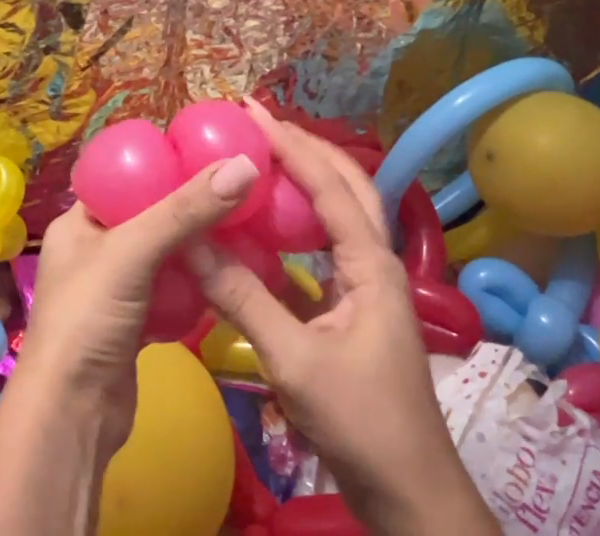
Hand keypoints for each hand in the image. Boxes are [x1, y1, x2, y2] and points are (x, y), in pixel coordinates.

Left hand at [19, 154, 262, 450]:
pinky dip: (199, 286)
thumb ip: (186, 211)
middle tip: (243, 192)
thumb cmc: (88, 320)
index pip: (126, 178)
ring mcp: (116, 289)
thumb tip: (244, 165)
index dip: (168, 164)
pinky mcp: (136, 323)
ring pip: (167, 256)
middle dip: (194, 208)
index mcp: (78, 221)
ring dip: (201, 248)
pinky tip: (233, 276)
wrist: (73, 414)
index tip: (215, 155)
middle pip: (152, 216)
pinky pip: (174, 292)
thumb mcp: (133, 253)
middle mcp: (94, 250)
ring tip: (248, 227)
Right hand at [186, 102, 498, 534]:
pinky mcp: (354, 310)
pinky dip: (298, 224)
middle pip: (346, 186)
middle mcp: (375, 264)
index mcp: (371, 266)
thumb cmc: (360, 420)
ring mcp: (367, 287)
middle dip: (305, 147)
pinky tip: (265, 226)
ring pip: (339, 215)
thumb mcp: (294, 360)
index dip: (290, 145)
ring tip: (262, 155)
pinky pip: (325, 249)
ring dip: (306, 179)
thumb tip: (191, 243)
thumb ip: (243, 298)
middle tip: (257, 120)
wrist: (407, 488)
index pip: (329, 186)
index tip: (250, 111)